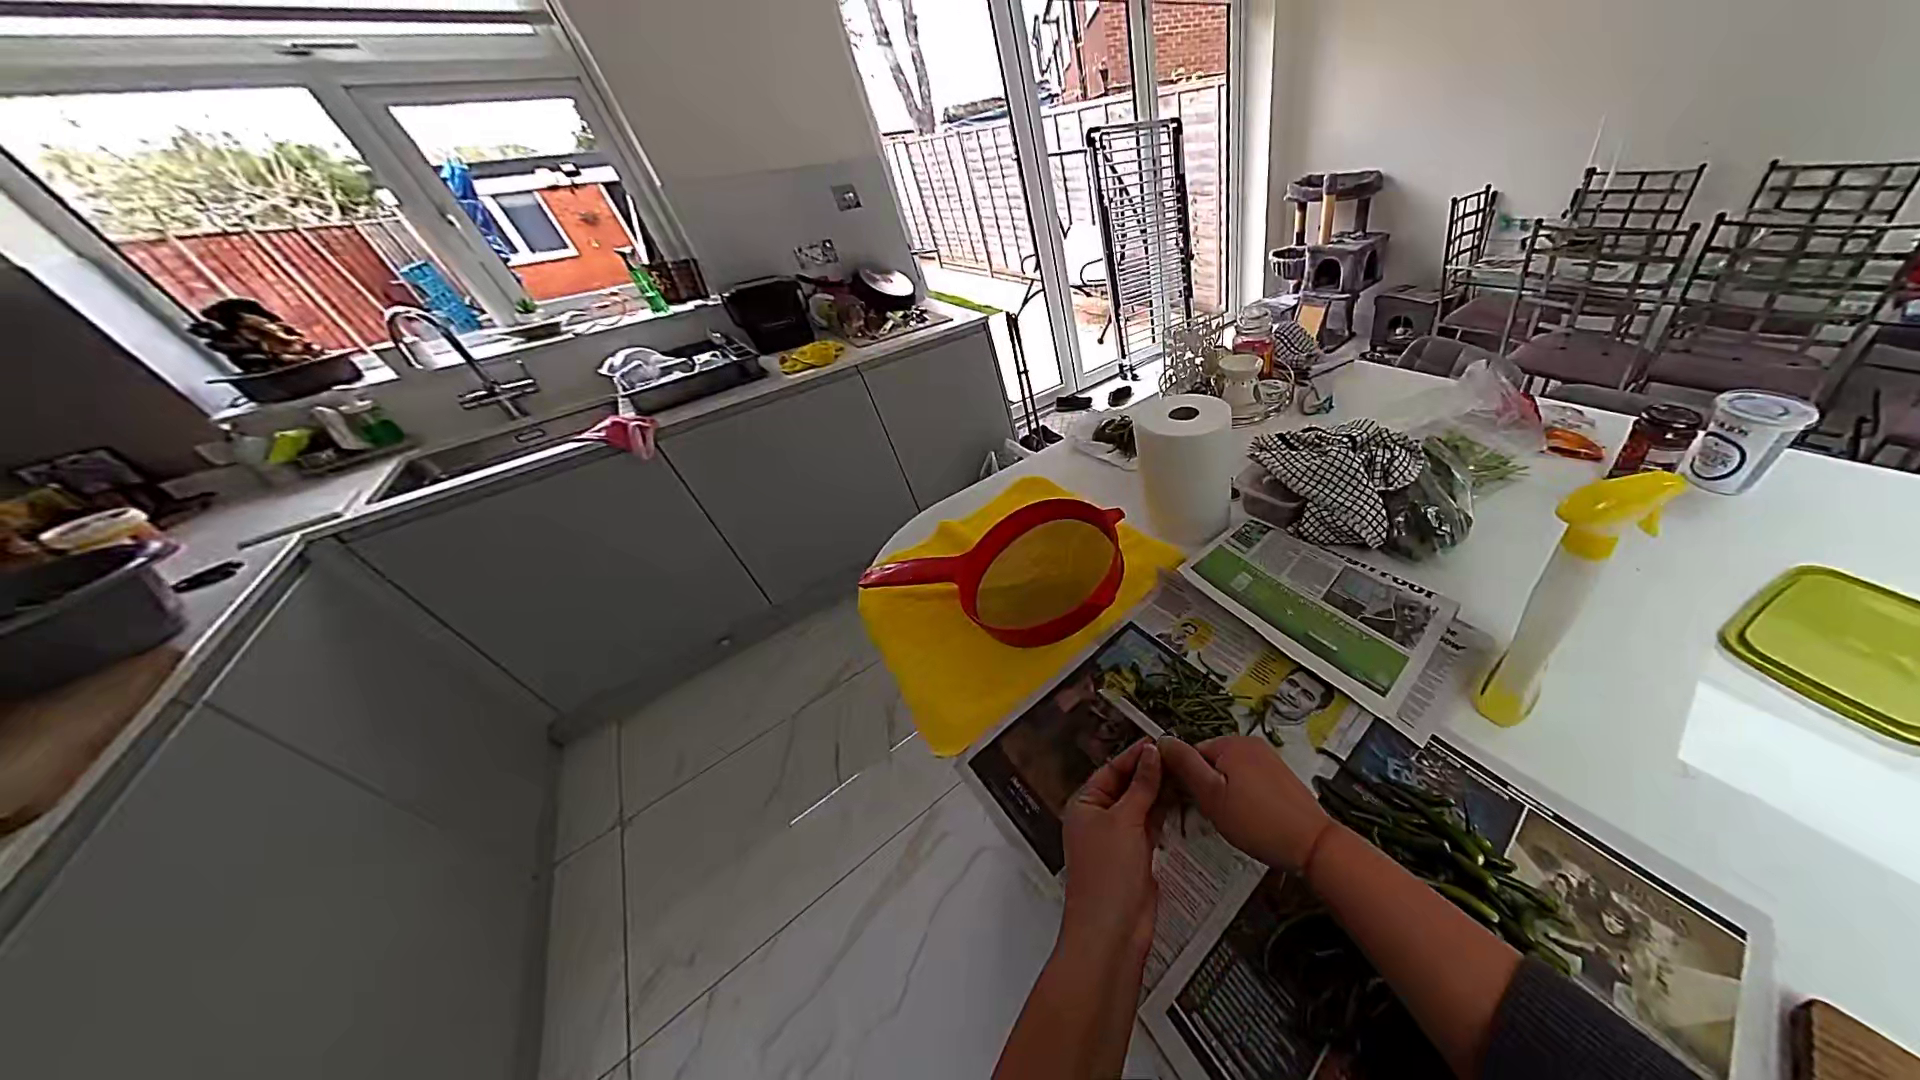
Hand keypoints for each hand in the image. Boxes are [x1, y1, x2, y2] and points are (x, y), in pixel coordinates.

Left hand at [1060, 739, 1162, 955]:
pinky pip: (1150, 826)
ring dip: (1159, 792)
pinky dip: (1163, 814)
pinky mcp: (1135, 855)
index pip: (1111, 769)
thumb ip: (1141, 786)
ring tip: (1183, 774)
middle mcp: (1098, 818)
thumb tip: (1151, 755)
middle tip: (1177, 757)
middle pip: (1126, 786)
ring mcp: (1117, 838)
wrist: (1112, 931)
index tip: (1159, 744)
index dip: (1135, 756)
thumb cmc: (1105, 879)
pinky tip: (1179, 802)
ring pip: (1140, 805)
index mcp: (1084, 804)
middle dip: (1149, 772)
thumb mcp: (1125, 821)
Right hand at [1159, 735, 1333, 871]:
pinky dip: (1242, 795)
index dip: (1185, 780)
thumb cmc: (1257, 822)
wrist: (1314, 846)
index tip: (1191, 803)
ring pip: (1228, 772)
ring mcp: (1268, 758)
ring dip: (1223, 792)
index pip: (1190, 754)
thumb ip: (1184, 764)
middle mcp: (1249, 743)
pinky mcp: (1280, 775)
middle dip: (1206, 786)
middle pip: (1210, 761)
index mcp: (1230, 743)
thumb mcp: (1211, 795)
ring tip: (1233, 819)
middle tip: (1214, 814)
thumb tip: (1161, 739)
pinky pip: (1248, 779)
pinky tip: (1249, 817)